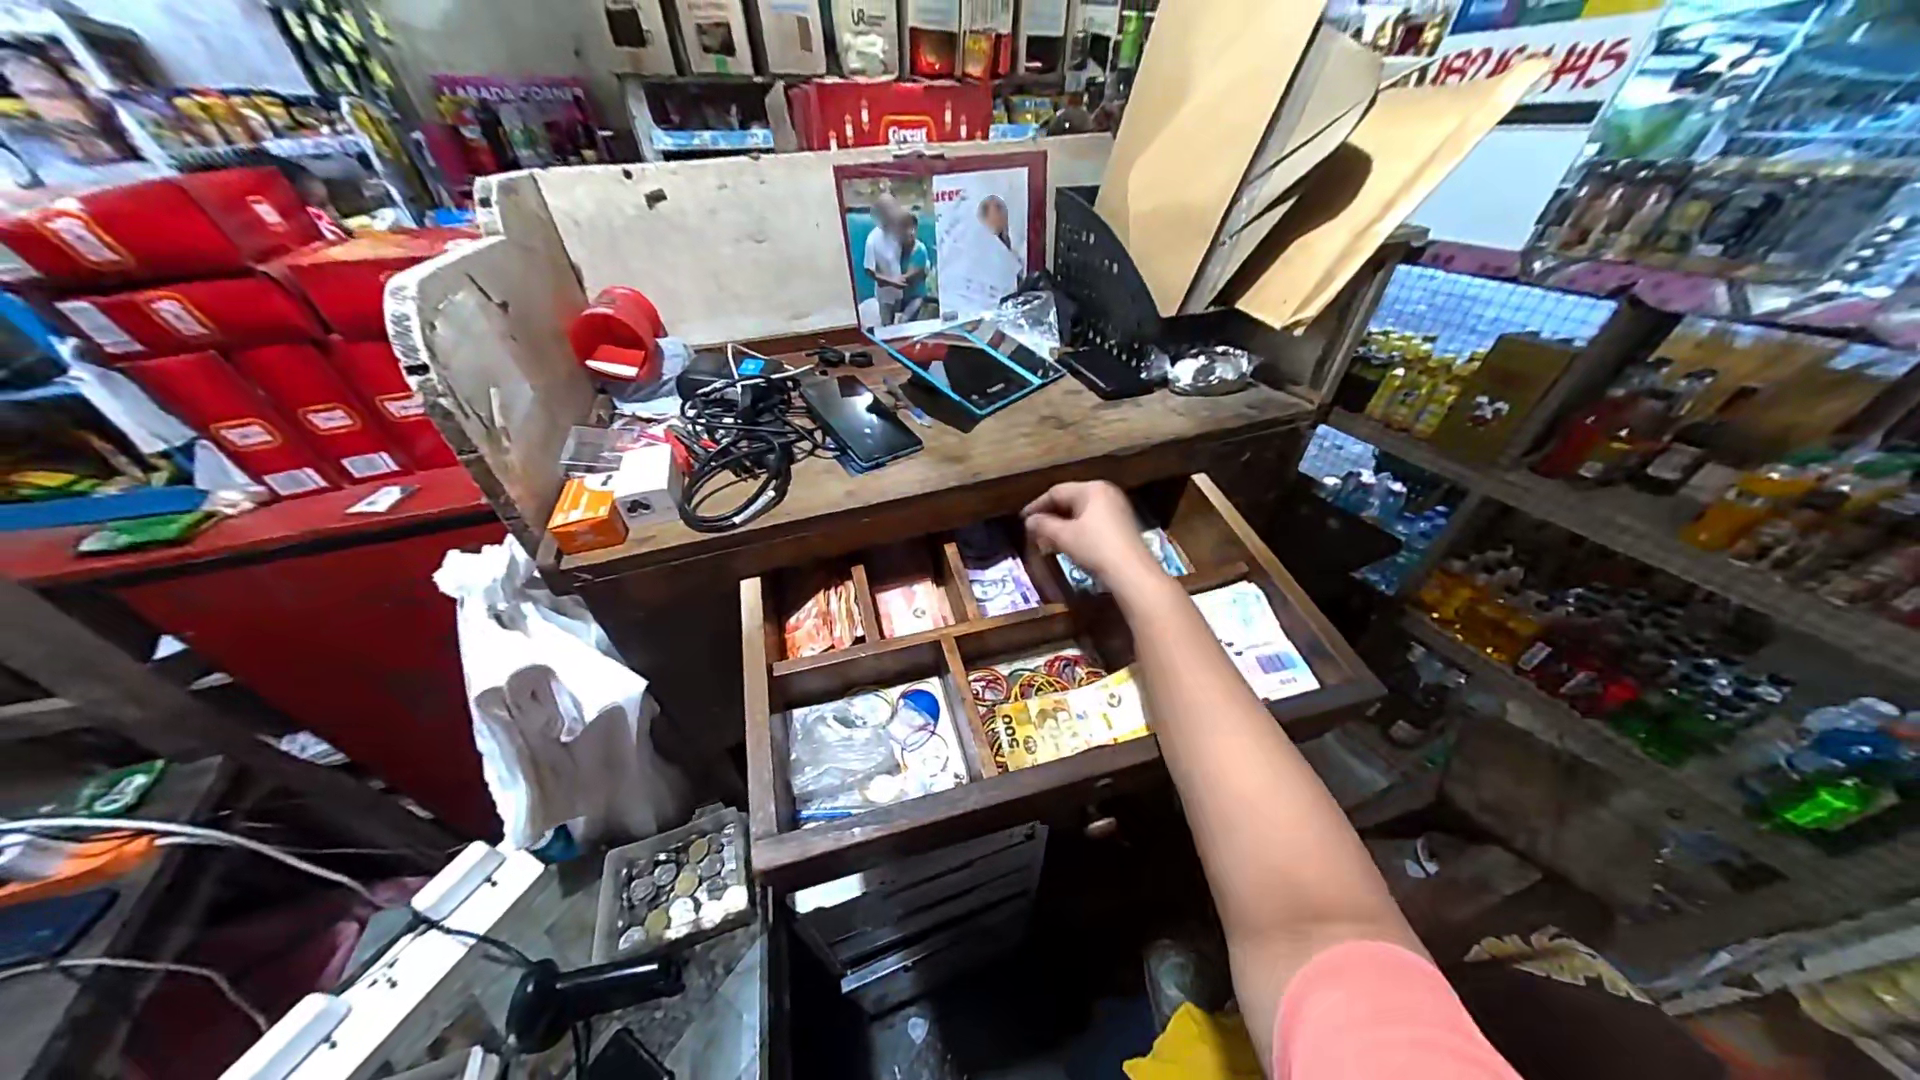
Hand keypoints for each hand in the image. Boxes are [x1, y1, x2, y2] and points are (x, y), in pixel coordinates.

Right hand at [1022, 481, 1159, 591]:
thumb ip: (1043, 525)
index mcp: (1092, 489)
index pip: (1057, 492)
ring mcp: (1116, 508)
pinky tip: (1067, 544)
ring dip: (1062, 525)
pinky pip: (1093, 521)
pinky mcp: (1122, 524)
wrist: (1131, 572)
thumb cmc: (1095, 548)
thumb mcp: (1064, 536)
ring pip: (1081, 512)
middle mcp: (1106, 493)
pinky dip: (1077, 530)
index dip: (1037, 505)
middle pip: (1070, 500)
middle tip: (1033, 530)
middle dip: (1050, 516)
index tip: (1023, 519)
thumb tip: (1029, 521)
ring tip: (1047, 539)